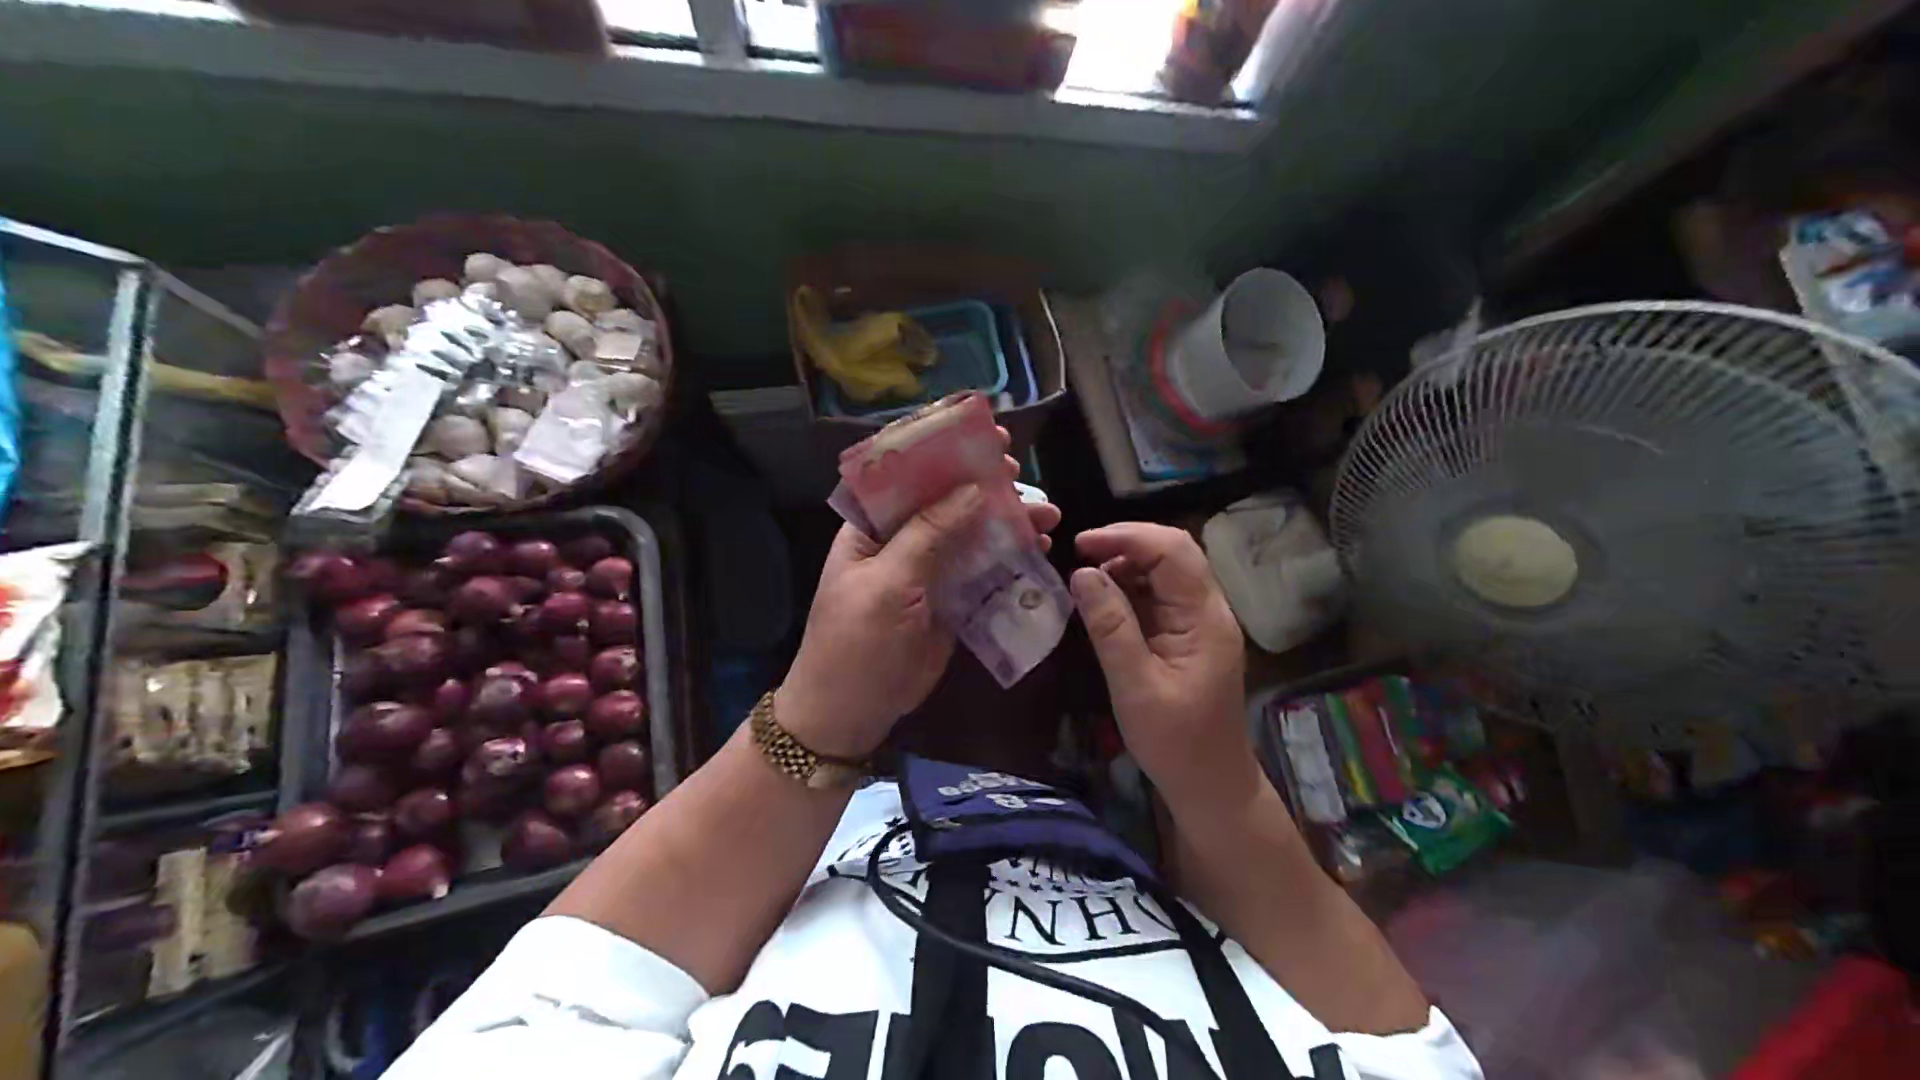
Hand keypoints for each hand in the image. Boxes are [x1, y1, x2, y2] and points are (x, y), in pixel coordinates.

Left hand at [777, 460, 1061, 760]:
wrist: (851, 712)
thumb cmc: (855, 642)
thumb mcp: (887, 584)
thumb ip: (929, 534)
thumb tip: (973, 489)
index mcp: (872, 527)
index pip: (910, 477)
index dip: (948, 455)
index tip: (986, 439)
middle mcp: (902, 541)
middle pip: (948, 502)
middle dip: (985, 487)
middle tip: (1020, 474)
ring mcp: (929, 571)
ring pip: (972, 536)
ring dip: (1007, 523)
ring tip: (1046, 515)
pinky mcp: (951, 601)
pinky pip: (983, 571)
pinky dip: (1009, 560)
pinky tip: (1038, 549)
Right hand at [1070, 523, 1258, 811]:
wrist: (1210, 783)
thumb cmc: (1174, 742)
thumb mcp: (1134, 685)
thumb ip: (1109, 626)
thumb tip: (1082, 573)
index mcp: (1205, 618)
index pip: (1173, 551)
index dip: (1126, 536)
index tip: (1081, 544)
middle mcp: (1209, 609)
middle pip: (1174, 551)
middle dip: (1125, 542)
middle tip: (1080, 553)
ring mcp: (1201, 620)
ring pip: (1166, 569)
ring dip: (1126, 563)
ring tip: (1087, 578)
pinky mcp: (1188, 633)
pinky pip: (1160, 594)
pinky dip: (1130, 587)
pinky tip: (1104, 599)